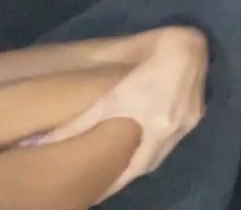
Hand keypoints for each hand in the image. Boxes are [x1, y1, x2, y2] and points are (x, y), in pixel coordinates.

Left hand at [27, 26, 207, 197]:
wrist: (186, 48)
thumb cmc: (146, 75)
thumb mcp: (110, 99)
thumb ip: (77, 125)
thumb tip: (40, 143)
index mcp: (159, 130)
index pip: (136, 169)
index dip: (116, 184)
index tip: (98, 194)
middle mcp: (180, 129)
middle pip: (153, 163)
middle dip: (132, 173)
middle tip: (109, 180)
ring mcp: (192, 119)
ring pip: (167, 150)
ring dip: (147, 158)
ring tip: (126, 161)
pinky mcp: (197, 110)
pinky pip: (176, 137)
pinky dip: (160, 144)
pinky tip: (148, 138)